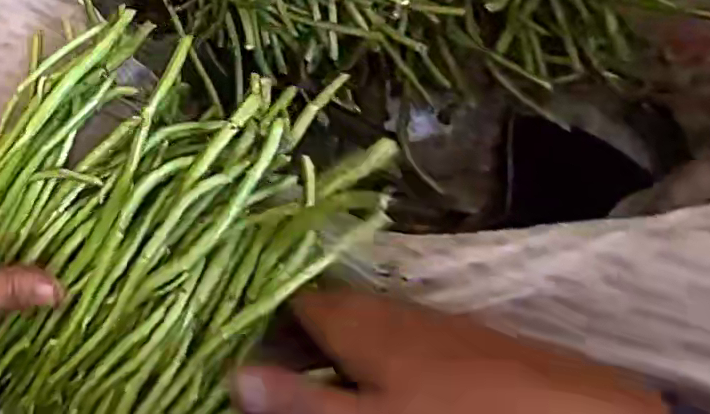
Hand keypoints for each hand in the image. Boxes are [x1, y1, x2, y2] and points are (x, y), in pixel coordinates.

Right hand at [231, 290, 667, 413]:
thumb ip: (302, 401)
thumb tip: (232, 375)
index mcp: (350, 315)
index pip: (289, 305)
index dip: (270, 331)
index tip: (260, 361)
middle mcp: (383, 307)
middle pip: (328, 317)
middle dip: (313, 350)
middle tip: (306, 390)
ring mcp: (432, 323)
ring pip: (372, 333)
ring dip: (355, 361)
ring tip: (357, 398)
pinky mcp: (477, 345)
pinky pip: (417, 349)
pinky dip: (402, 371)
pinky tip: (420, 403)